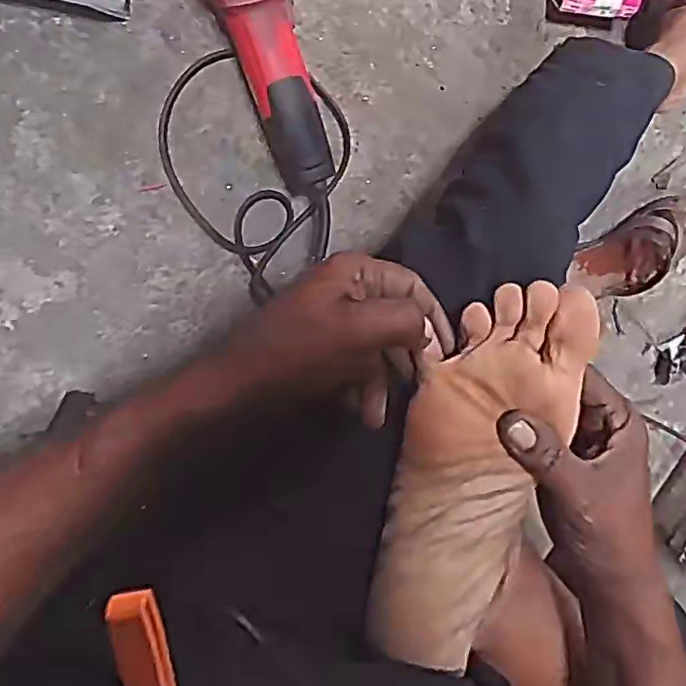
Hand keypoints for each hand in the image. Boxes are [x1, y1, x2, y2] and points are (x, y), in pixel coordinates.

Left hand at [200, 253, 454, 425]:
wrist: (234, 388)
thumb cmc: (297, 352)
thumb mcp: (358, 330)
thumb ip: (404, 319)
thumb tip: (429, 330)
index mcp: (355, 272)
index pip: (412, 286)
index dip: (434, 317)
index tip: (451, 352)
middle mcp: (346, 289)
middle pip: (397, 317)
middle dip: (409, 354)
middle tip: (424, 384)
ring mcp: (333, 319)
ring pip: (378, 346)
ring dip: (384, 379)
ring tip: (382, 412)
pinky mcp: (322, 347)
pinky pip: (356, 362)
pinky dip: (363, 386)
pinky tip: (363, 413)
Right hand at [495, 366, 660, 608]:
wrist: (609, 591)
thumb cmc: (615, 543)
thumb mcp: (580, 493)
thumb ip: (547, 456)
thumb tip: (513, 420)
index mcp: (620, 422)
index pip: (582, 373)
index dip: (551, 360)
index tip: (517, 348)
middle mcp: (601, 427)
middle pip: (561, 390)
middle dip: (531, 382)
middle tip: (494, 367)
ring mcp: (578, 446)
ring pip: (546, 412)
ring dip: (523, 408)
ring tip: (489, 390)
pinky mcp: (558, 464)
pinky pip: (536, 437)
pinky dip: (519, 432)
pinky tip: (494, 425)